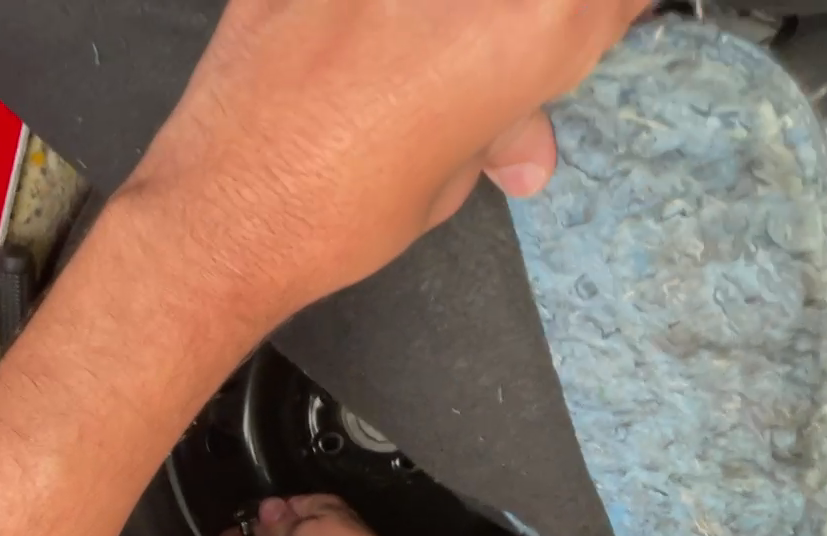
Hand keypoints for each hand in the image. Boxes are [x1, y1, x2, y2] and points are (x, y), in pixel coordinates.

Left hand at [119, 0, 646, 319]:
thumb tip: (526, 148)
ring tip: (391, 77)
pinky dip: (363, 21)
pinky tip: (347, 49)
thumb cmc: (331, 223)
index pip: (609, 1)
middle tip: (456, 71)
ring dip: (429, 32)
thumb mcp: (436, 189)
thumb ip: (490, 134)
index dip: (590, 24)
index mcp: (531, 23)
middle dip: (505, 31)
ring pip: (433, 2)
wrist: (216, 222)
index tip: (564, 46)